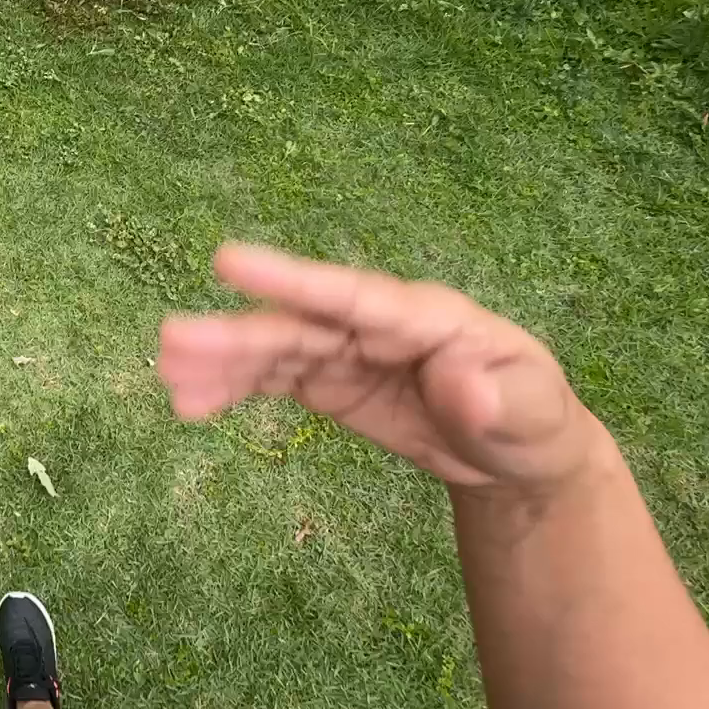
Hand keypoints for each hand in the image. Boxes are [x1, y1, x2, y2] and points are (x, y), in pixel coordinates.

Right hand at [158, 243, 609, 494]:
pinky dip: (225, 389)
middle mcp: (364, 324)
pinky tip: (190, 403)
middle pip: (290, 326)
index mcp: (420, 317)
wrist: (507, 449)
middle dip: (231, 334)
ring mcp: (335, 350)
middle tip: (170, 342)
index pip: (348, 295)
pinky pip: (263, 380)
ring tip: (168, 377)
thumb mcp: (539, 419)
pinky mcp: (317, 377)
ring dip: (215, 362)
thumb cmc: (531, 422)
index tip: (226, 260)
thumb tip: (464, 384)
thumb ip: (506, 399)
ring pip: (266, 350)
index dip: (286, 278)